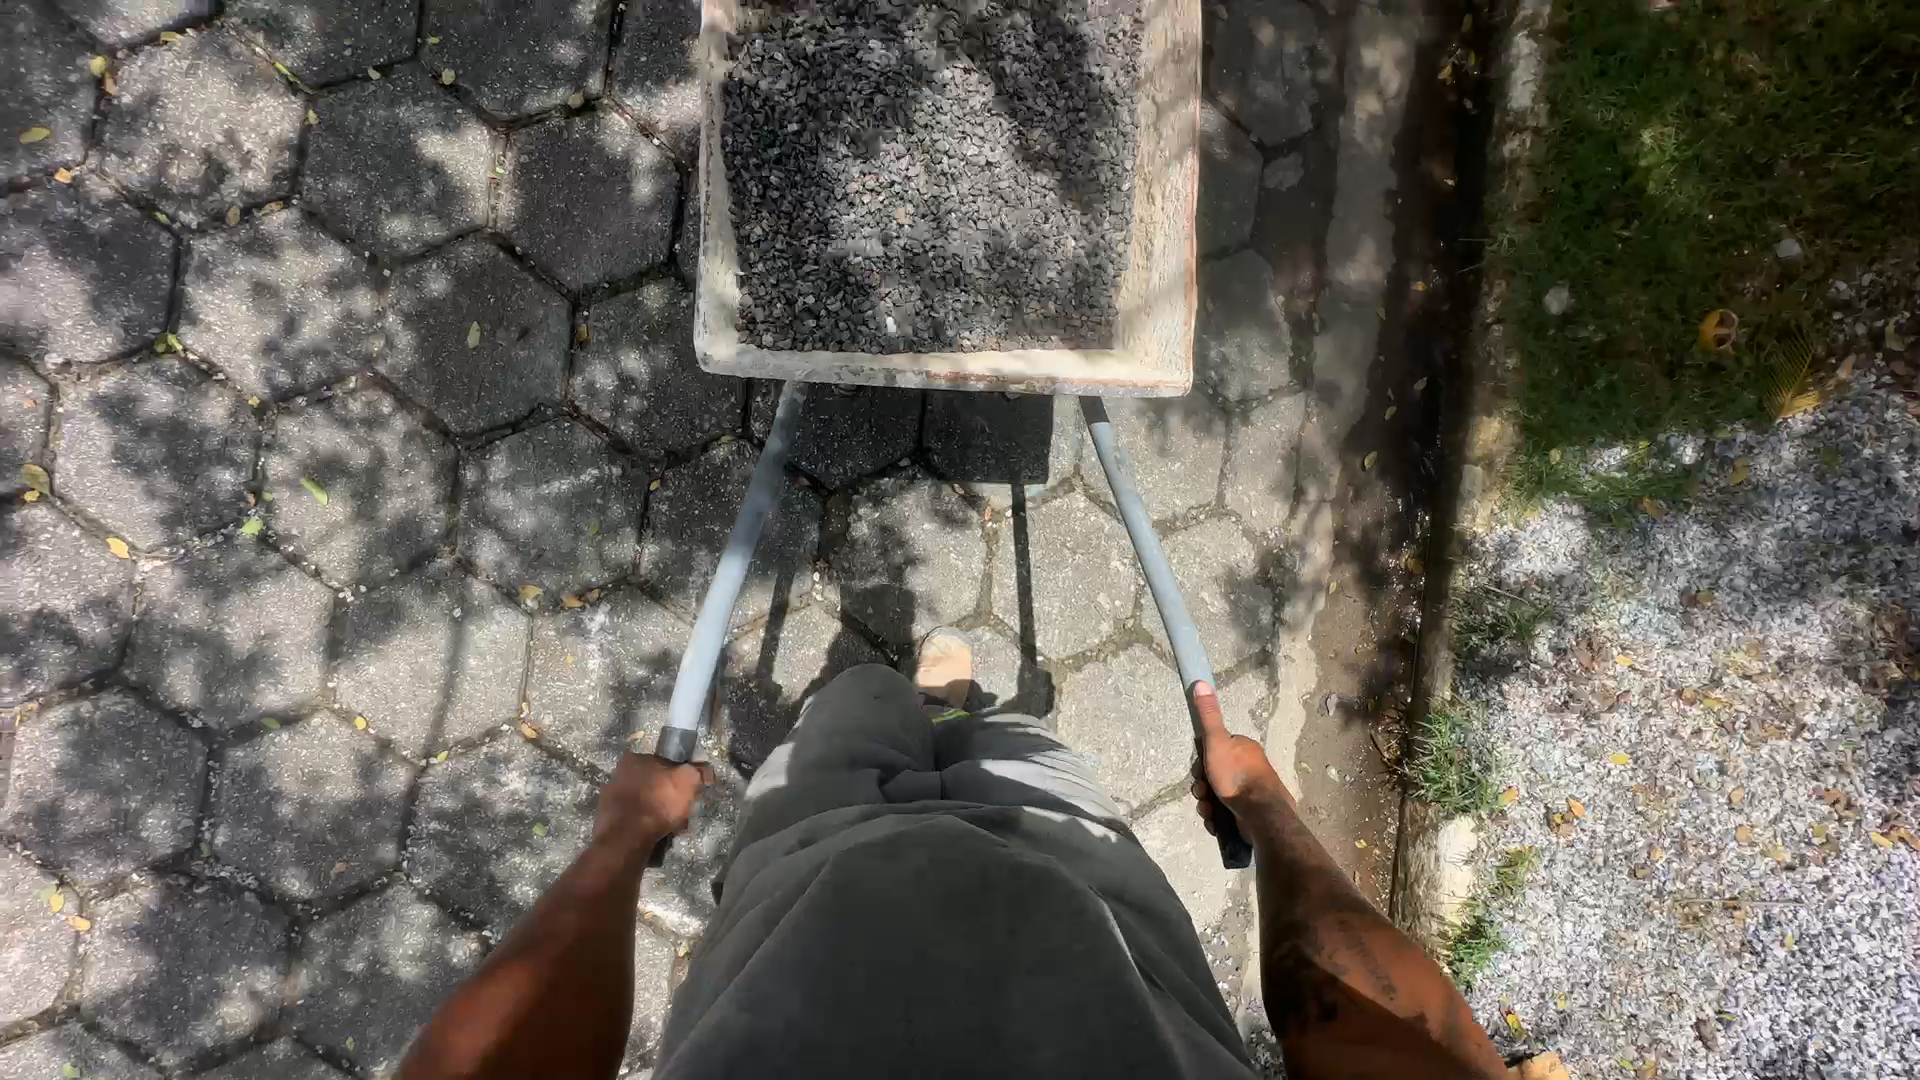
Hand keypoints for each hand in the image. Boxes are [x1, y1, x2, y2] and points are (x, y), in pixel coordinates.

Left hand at [594, 752, 712, 854]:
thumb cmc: (658, 801)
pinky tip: (656, 835)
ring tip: (671, 829)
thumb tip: (706, 770)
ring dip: (659, 813)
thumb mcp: (688, 780)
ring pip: (645, 803)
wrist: (627, 838)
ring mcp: (609, 798)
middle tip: (681, 813)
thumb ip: (699, 771)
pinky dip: (645, 825)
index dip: (679, 777)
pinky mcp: (606, 820)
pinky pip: (634, 819)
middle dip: (669, 799)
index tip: (687, 792)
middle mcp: (617, 774)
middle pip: (654, 784)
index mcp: (634, 758)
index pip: (663, 763)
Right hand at [1190, 680, 1289, 832]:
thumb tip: (1201, 682)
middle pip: (1217, 775)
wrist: (1260, 815)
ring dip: (1209, 804)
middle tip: (1202, 794)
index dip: (1203, 762)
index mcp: (1245, 749)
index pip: (1216, 751)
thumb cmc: (1236, 775)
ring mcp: (1255, 792)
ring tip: (1210, 812)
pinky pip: (1230, 813)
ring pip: (1221, 795)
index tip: (1199, 772)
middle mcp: (1252, 768)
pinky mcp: (1254, 813)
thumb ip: (1209, 715)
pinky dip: (1220, 818)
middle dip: (1205, 787)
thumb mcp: (1217, 740)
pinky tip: (1217, 822)